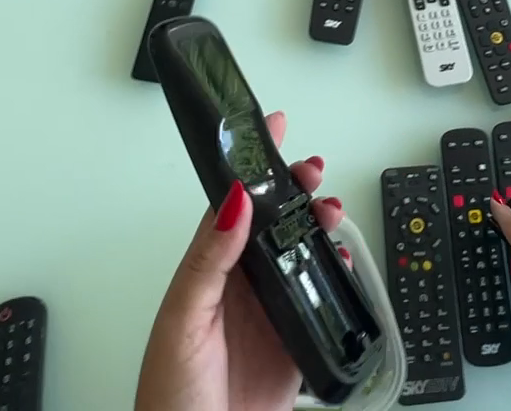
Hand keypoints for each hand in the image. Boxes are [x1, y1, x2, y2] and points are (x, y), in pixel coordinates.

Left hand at [136, 111, 345, 410]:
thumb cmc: (170, 396)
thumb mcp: (183, 320)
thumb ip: (209, 260)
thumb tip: (236, 202)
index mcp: (210, 269)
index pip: (235, 202)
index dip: (253, 164)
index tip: (271, 128)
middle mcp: (242, 281)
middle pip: (275, 220)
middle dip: (295, 187)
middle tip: (312, 169)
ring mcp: (271, 308)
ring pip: (302, 249)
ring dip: (318, 222)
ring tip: (329, 209)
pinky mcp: (296, 338)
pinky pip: (322, 293)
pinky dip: (337, 270)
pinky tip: (340, 256)